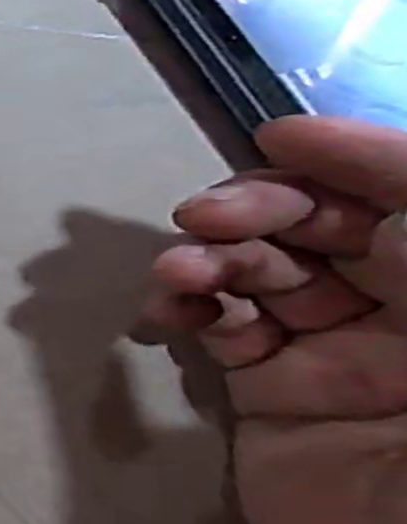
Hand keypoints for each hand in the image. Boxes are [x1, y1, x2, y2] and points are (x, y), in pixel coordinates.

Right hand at [144, 117, 406, 523]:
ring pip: (258, 275)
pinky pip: (218, 331)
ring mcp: (347, 358)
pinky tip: (175, 316)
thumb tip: (301, 130)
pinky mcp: (274, 394)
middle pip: (327, 230)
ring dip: (205, 260)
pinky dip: (187, 312)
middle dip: (255, 210)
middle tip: (203, 217)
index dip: (348, 160)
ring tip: (180, 275)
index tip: (274, 141)